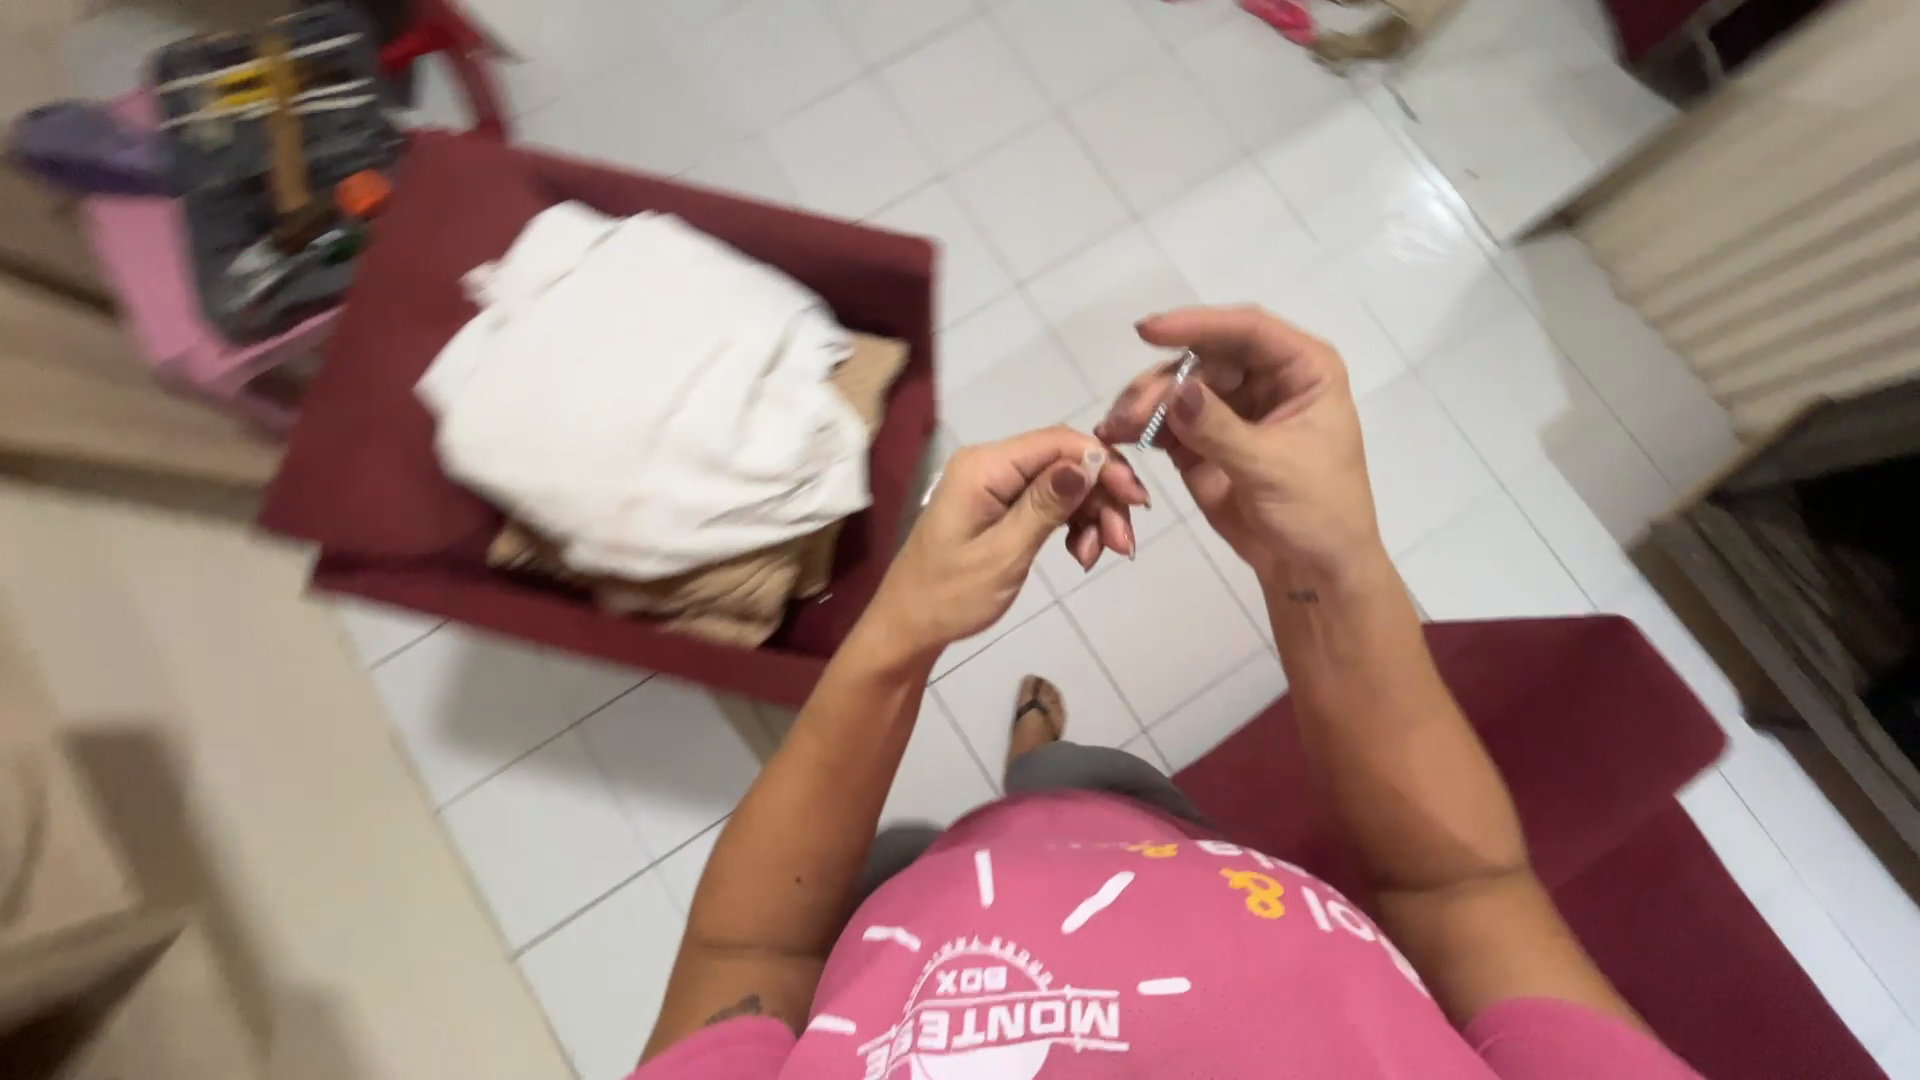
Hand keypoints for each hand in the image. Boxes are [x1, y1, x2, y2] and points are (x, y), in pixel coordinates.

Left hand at [868, 427, 1148, 652]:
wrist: (910, 625)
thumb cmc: (950, 595)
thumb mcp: (1003, 553)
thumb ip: (1046, 505)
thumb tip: (1088, 461)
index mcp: (984, 466)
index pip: (1058, 442)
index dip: (1104, 463)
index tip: (1137, 501)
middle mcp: (990, 464)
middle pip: (1065, 462)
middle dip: (1102, 498)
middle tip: (1124, 544)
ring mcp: (994, 485)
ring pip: (1063, 484)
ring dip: (1091, 516)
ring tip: (1097, 558)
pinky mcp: (999, 505)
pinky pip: (1048, 503)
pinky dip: (1071, 526)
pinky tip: (1080, 555)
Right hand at [1097, 306, 1383, 580]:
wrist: (1310, 568)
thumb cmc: (1317, 511)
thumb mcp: (1271, 467)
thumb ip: (1220, 429)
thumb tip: (1175, 391)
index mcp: (1302, 370)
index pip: (1248, 330)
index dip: (1198, 325)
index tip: (1148, 331)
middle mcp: (1265, 380)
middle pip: (1203, 359)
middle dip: (1161, 382)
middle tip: (1126, 413)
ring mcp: (1231, 410)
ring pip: (1179, 388)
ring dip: (1144, 405)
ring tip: (1115, 429)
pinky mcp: (1204, 442)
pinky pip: (1167, 422)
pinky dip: (1142, 428)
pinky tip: (1118, 437)